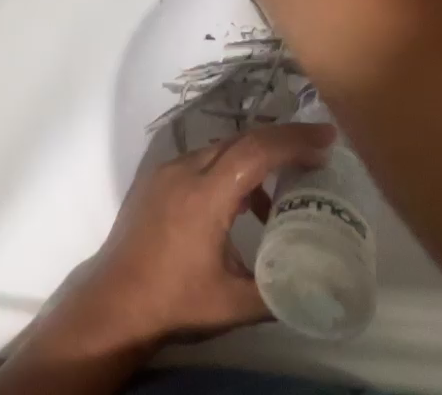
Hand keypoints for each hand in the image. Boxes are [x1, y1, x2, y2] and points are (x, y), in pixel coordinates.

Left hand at [64, 123, 336, 346]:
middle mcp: (182, 173)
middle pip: (238, 142)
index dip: (294, 140)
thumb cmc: (175, 302)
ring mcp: (164, 174)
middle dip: (280, 141)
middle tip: (317, 152)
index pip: (255, 151)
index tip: (327, 137)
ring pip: (217, 150)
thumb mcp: (237, 303)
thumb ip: (282, 290)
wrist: (114, 302)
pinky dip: (228, 171)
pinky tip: (244, 205)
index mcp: (204, 196)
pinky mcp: (153, 183)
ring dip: (253, 158)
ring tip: (288, 182)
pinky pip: (198, 163)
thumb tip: (322, 284)